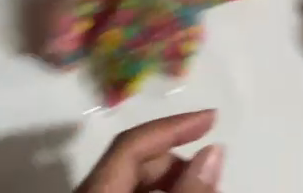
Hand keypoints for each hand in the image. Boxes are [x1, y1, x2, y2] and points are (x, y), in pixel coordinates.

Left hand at [75, 111, 224, 192]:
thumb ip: (185, 190)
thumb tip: (215, 151)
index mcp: (95, 188)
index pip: (133, 141)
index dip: (174, 125)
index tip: (213, 117)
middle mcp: (87, 191)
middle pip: (135, 161)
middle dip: (177, 160)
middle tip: (212, 172)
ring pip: (133, 183)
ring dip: (172, 181)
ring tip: (203, 187)